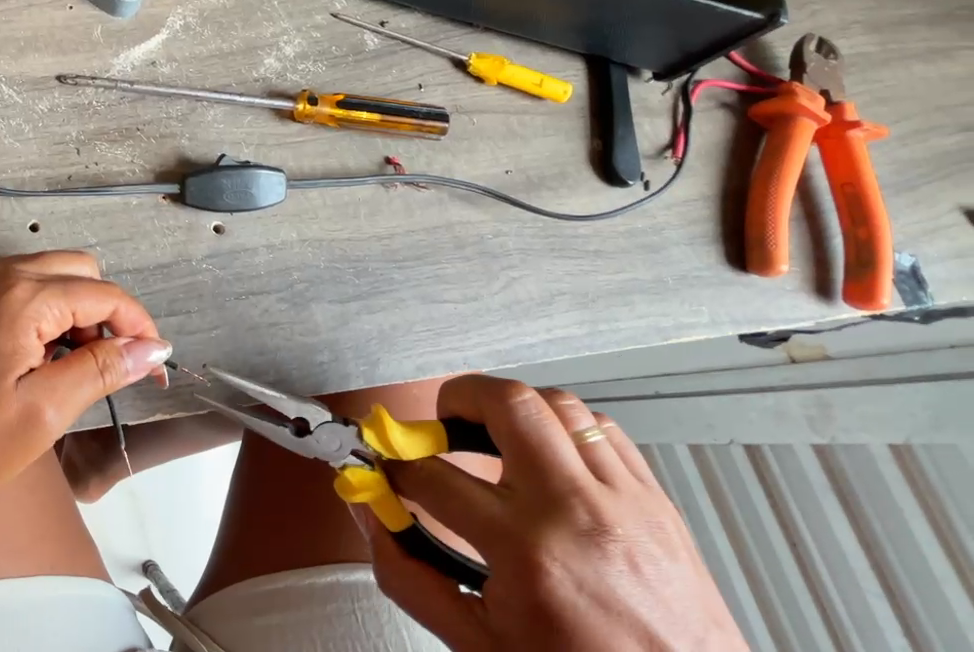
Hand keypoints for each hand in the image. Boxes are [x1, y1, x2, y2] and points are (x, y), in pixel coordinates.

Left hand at [0, 251, 169, 528]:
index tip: (151, 361)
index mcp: (19, 298)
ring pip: (46, 272)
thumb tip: (150, 348)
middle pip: (77, 269)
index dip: (136, 325)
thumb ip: (103, 368)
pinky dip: (37, 308)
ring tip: (67, 364)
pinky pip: (13, 283)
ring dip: (71, 308)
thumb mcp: (47, 410)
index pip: (102, 292)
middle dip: (102, 311)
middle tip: (105, 363)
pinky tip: (34, 353)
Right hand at [361, 375, 746, 651]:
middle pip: (506, 403)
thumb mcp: (477, 645)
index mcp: (527, 552)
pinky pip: (602, 430)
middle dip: (456, 398)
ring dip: (511, 408)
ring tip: (490, 435)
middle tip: (438, 423)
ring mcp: (624, 501)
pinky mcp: (656, 503)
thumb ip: (407, 575)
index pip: (433, 476)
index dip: (395, 467)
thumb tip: (369, 514)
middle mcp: (577, 511)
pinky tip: (543, 457)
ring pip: (558, 404)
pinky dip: (562, 429)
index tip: (387, 468)